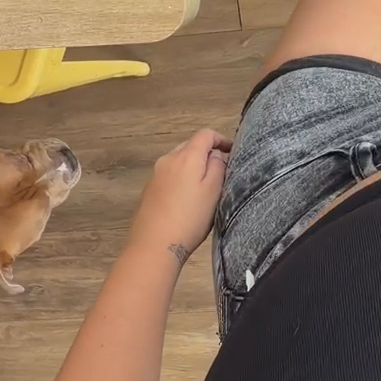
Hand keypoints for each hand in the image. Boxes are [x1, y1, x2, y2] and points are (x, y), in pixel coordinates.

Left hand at [129, 130, 231, 266]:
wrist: (154, 246)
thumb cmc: (190, 217)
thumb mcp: (213, 191)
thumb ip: (218, 166)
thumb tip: (215, 155)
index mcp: (186, 156)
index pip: (205, 134)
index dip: (221, 139)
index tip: (232, 152)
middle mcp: (168, 160)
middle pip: (190, 146)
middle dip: (206, 153)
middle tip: (221, 169)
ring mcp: (155, 175)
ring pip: (179, 161)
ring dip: (193, 166)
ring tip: (204, 185)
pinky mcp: (149, 190)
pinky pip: (169, 175)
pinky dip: (181, 178)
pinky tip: (186, 198)